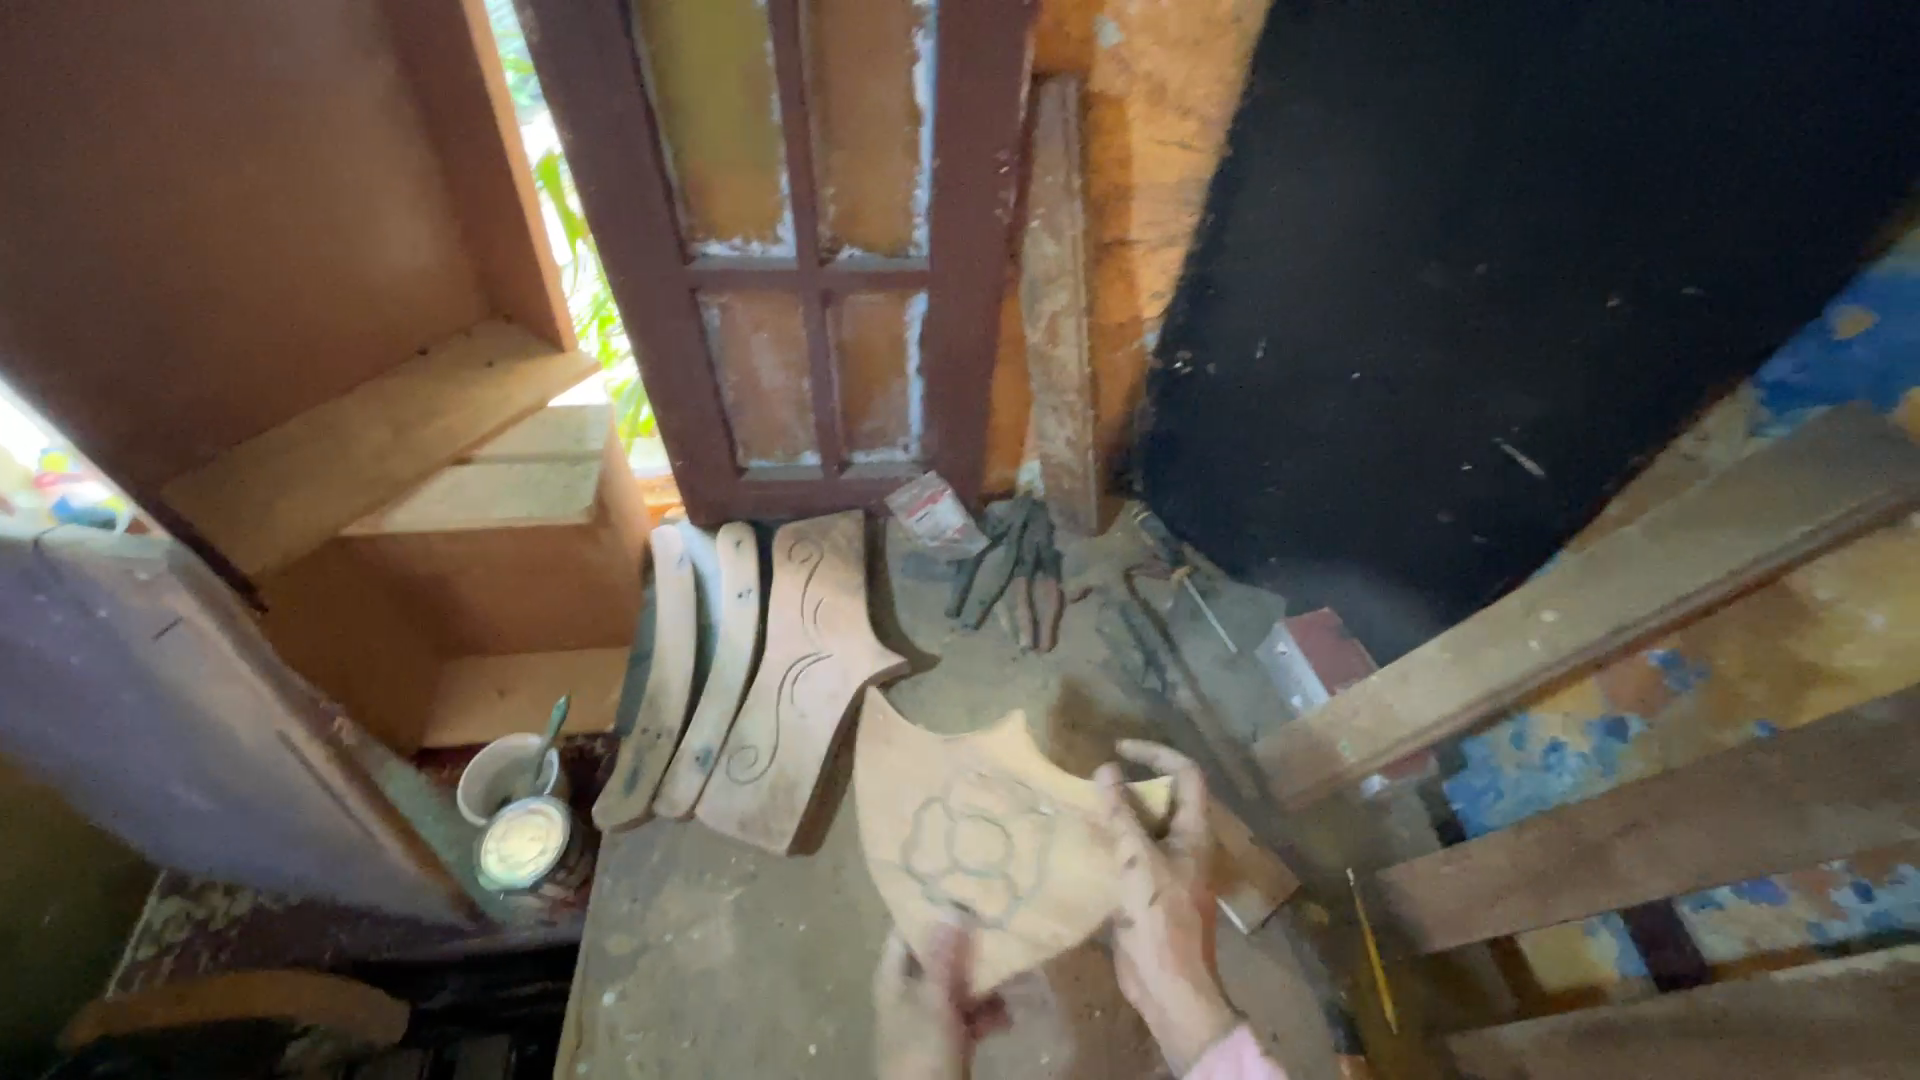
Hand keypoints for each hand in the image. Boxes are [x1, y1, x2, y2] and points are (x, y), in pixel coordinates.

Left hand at [873, 914, 1010, 1079]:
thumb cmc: (921, 1053)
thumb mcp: (934, 1001)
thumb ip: (943, 955)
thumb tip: (950, 905)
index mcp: (893, 976)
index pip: (906, 928)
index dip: (929, 908)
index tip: (960, 884)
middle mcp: (909, 990)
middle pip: (938, 954)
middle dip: (968, 943)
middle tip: (998, 920)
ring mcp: (930, 1016)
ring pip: (959, 982)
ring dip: (985, 979)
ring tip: (1015, 970)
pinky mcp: (950, 1040)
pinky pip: (972, 1013)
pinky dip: (988, 1012)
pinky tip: (1008, 1016)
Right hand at [1097, 740, 1238, 1074]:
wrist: (1170, 985)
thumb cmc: (1160, 917)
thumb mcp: (1137, 860)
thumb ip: (1121, 814)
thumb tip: (1105, 768)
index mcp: (1193, 831)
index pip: (1185, 773)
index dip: (1157, 753)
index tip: (1120, 748)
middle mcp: (1185, 843)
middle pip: (1164, 797)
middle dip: (1132, 782)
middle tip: (1097, 778)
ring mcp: (1169, 867)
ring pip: (1145, 824)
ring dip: (1118, 811)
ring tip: (1085, 802)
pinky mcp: (1150, 888)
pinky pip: (1132, 851)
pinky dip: (1112, 839)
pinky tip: (1085, 839)